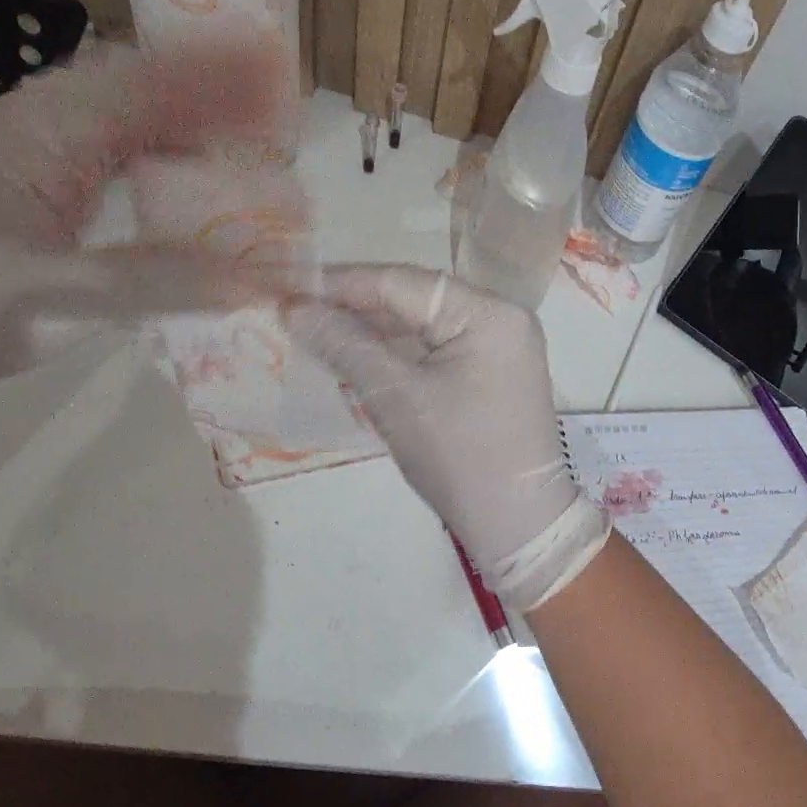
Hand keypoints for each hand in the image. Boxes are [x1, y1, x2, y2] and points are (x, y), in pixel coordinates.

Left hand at [0, 35, 307, 452]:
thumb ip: (165, 281)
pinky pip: (100, 157)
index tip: (272, 83)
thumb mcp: (62, 297)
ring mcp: (20, 161)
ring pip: (114, 123)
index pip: (134, 89)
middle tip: (271, 113)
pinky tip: (182, 179)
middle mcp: (23, 132)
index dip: (208, 83)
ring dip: (180, 124)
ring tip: (242, 140)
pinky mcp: (24, 193)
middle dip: (203, 96)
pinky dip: (153, 158)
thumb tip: (262, 279)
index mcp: (28, 139)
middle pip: (127, 93)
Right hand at [287, 265, 609, 610]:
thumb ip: (346, 345)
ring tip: (316, 333)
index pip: (404, 282)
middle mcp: (503, 319)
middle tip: (295, 312)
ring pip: (425, 327)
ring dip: (374, 332)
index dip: (342, 283)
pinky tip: (357, 356)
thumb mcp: (396, 397)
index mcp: (490, 313)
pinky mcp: (493, 375)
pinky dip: (399, 354)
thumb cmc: (460, 457)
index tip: (287, 288)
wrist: (518, 524)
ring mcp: (502, 348)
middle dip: (356, 307)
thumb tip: (294, 308)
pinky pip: (439, 351)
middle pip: (416, 300)